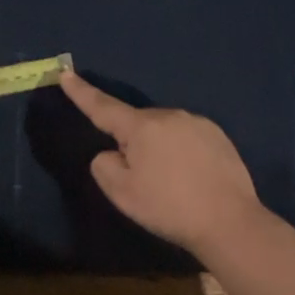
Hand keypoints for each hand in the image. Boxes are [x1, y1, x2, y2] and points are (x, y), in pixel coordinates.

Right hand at [60, 71, 268, 253]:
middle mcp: (171, 116)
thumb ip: (104, 165)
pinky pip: (186, 139)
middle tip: (139, 179)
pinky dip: (180, 154)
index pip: (103, 106)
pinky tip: (189, 180)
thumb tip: (112, 153)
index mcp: (142, 127)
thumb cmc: (168, 207)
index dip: (81, 92)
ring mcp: (199, 124)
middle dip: (131, 143)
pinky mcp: (219, 137)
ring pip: (163, 131)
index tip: (65, 73)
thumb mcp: (121, 192)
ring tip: (168, 183)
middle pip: (137, 124)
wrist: (228, 221)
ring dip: (157, 149)